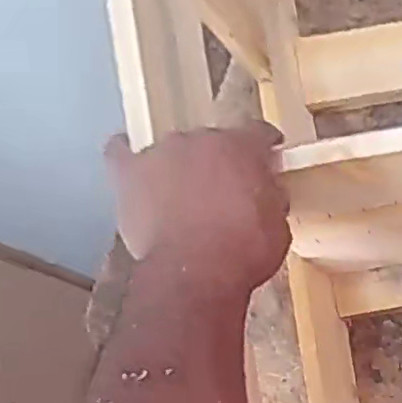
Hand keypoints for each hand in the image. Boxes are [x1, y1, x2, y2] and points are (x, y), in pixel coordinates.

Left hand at [103, 123, 290, 301]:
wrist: (197, 271)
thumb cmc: (246, 250)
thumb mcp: (278, 225)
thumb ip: (271, 196)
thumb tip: (265, 187)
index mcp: (239, 150)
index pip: (257, 131)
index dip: (267, 143)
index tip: (272, 153)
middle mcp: (195, 140)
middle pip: (213, 141)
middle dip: (226, 161)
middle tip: (236, 188)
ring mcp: (156, 153)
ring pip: (176, 150)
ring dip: (188, 166)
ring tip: (196, 194)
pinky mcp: (125, 172)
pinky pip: (122, 152)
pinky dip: (133, 158)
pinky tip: (143, 169)